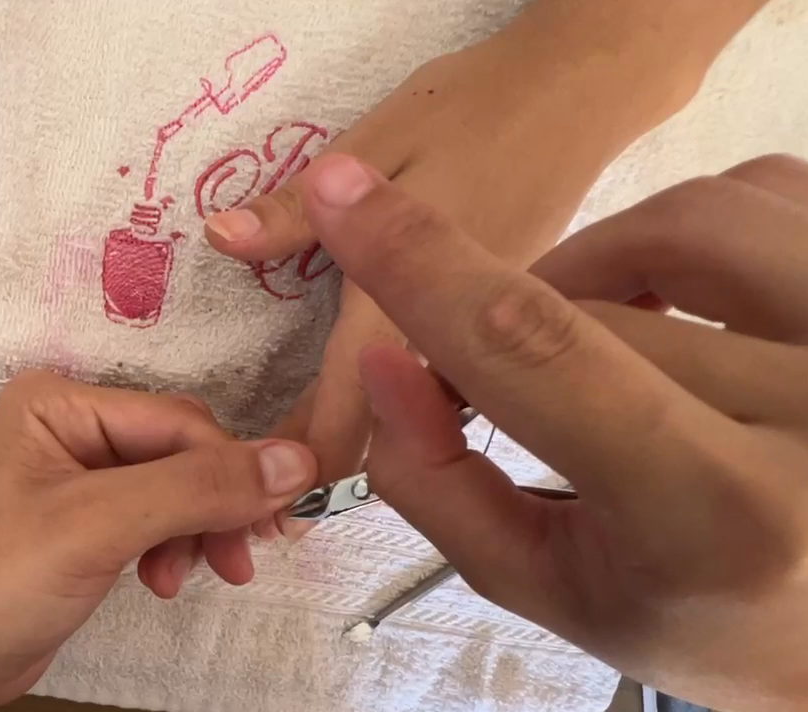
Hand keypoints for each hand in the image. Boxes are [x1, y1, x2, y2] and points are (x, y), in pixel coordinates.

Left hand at [0, 373, 315, 711]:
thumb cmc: (2, 587)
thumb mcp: (100, 527)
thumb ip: (197, 488)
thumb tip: (299, 460)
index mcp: (58, 402)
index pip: (176, 422)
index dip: (233, 468)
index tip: (283, 518)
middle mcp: (70, 425)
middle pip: (180, 452)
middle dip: (213, 506)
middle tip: (241, 560)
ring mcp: (78, 474)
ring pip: (175, 488)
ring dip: (195, 532)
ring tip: (180, 581)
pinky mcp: (86, 520)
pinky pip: (155, 517)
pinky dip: (172, 547)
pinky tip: (162, 582)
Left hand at [205, 20, 682, 506]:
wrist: (586, 92)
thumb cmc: (477, 111)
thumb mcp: (377, 141)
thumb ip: (300, 210)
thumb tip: (221, 236)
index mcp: (397, 312)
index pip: (345, 417)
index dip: (302, 473)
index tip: (263, 516)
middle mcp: (438, 351)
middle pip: (369, 437)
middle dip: (316, 479)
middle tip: (265, 523)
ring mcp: (473, 352)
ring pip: (404, 426)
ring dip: (352, 454)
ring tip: (294, 490)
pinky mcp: (491, 340)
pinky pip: (433, 398)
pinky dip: (394, 420)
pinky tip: (366, 431)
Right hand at [304, 152, 807, 711]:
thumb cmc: (683, 627)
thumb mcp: (526, 580)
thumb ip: (430, 477)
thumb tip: (385, 355)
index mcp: (726, 522)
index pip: (538, 355)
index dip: (421, 267)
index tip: (340, 194)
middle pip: (600, 299)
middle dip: (513, 321)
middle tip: (496, 372)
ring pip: (696, 217)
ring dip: (603, 267)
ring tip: (600, 339)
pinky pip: (788, 199)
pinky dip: (698, 240)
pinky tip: (694, 312)